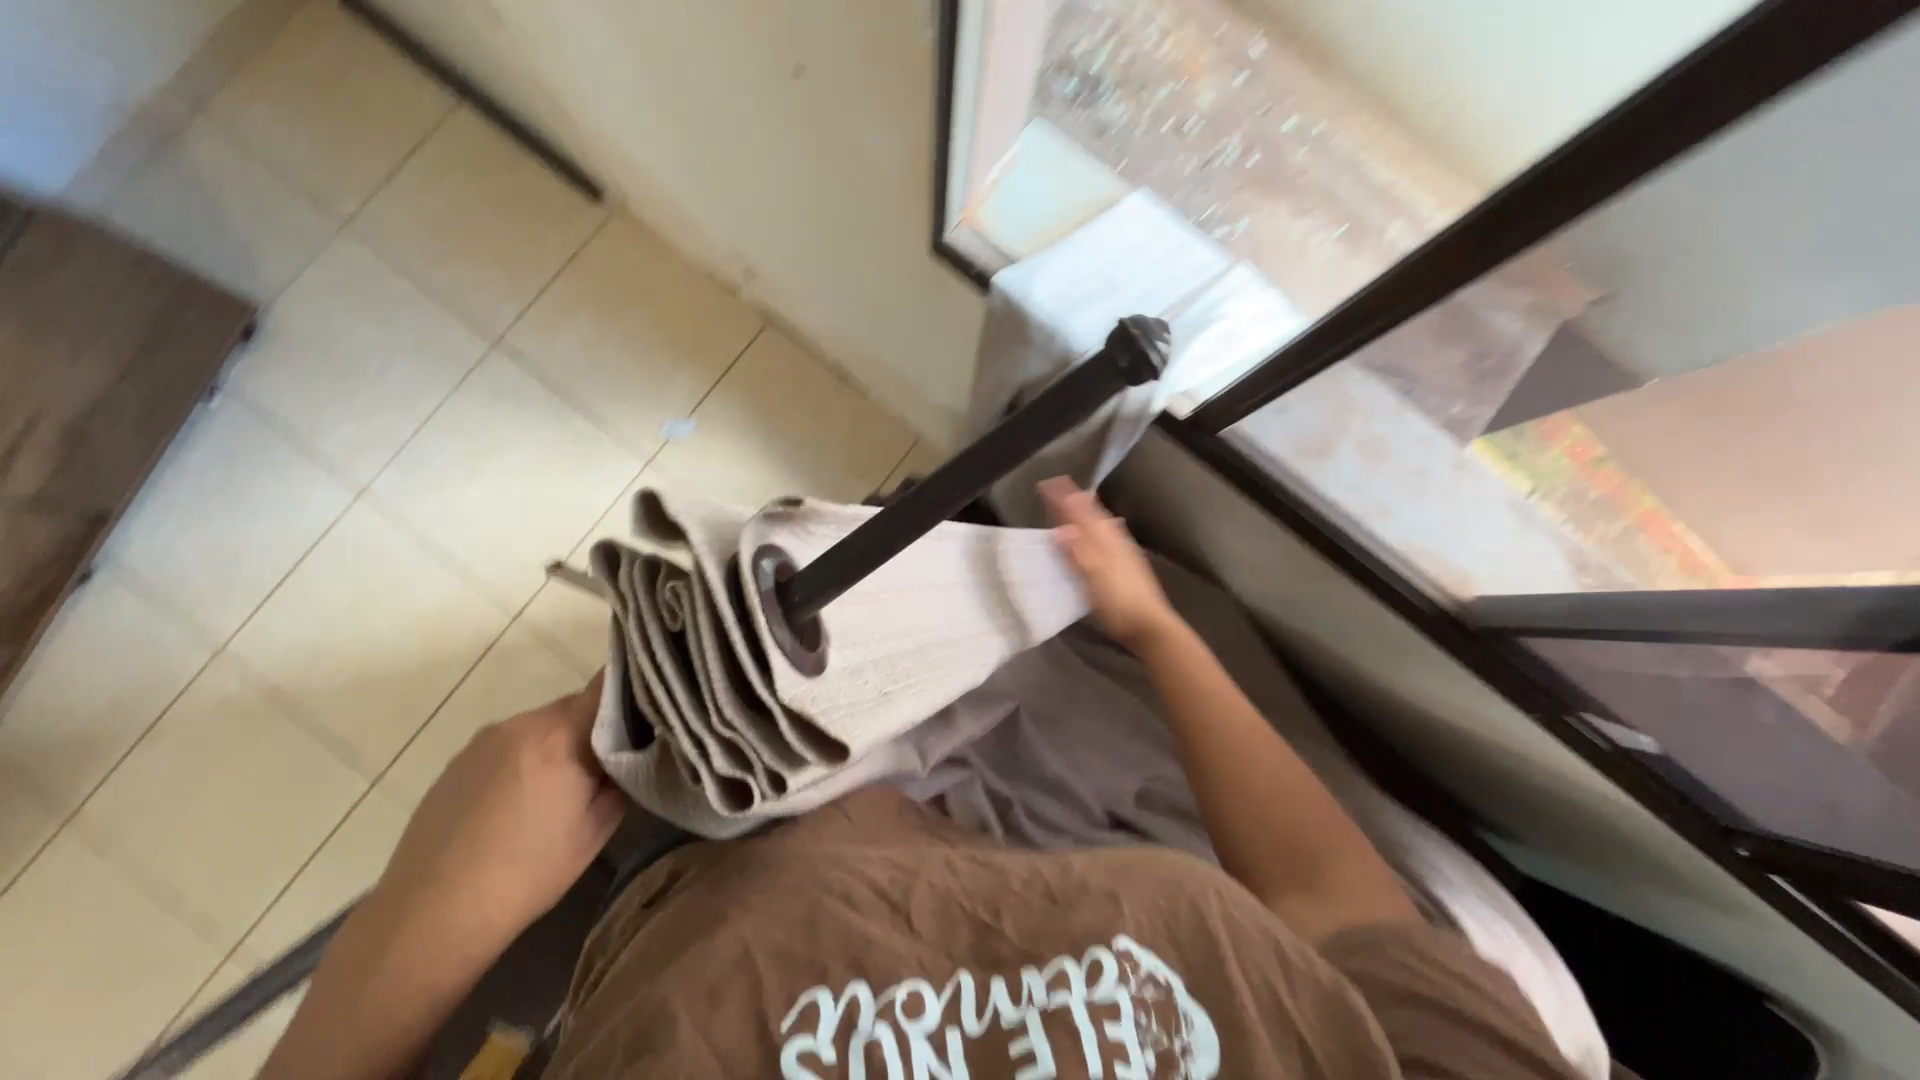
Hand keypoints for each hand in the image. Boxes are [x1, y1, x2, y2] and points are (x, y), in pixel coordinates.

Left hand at [373, 672, 625, 948]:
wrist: (434, 912)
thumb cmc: (529, 872)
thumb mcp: (596, 829)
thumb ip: (621, 779)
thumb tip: (630, 756)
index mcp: (559, 735)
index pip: (605, 685)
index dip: (632, 694)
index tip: (649, 716)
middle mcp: (520, 723)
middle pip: (574, 706)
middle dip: (596, 728)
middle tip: (610, 766)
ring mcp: (482, 740)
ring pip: (541, 727)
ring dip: (560, 745)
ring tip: (563, 791)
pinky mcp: (457, 762)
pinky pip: (509, 746)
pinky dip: (526, 761)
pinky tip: (521, 804)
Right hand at [1040, 476, 1178, 650]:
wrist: (1150, 626)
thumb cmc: (1119, 604)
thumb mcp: (1094, 579)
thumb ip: (1078, 553)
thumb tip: (1060, 528)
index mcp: (1106, 541)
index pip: (1081, 513)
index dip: (1065, 498)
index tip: (1048, 483)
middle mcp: (1116, 541)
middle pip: (1094, 514)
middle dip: (1076, 499)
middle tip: (1060, 486)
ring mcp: (1124, 553)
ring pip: (1102, 524)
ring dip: (1088, 511)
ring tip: (1078, 500)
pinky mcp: (1127, 566)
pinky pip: (1107, 536)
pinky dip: (1097, 527)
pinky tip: (1102, 532)